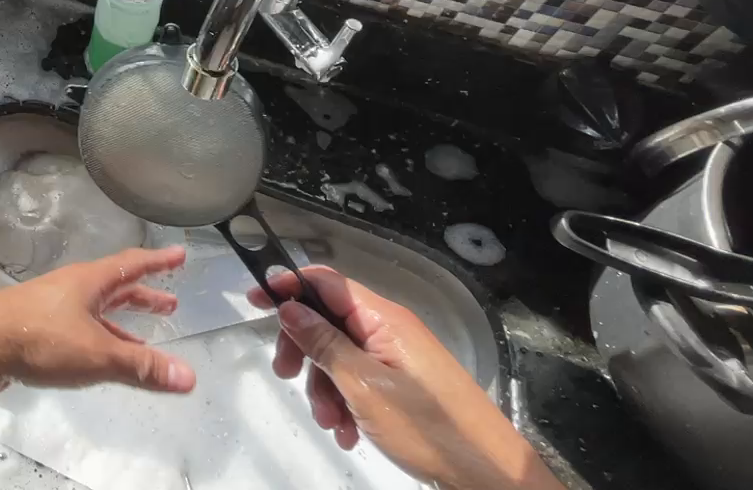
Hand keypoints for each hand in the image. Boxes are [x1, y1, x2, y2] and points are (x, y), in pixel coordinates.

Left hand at [0, 246, 196, 394]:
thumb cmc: (42, 338)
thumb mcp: (98, 354)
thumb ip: (142, 366)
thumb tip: (189, 376)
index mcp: (89, 281)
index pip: (131, 264)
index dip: (158, 261)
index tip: (180, 254)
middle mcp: (73, 286)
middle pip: (115, 286)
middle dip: (144, 295)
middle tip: (171, 303)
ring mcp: (54, 304)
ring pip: (98, 308)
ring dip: (123, 319)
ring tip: (147, 337)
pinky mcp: (40, 324)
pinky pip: (82, 325)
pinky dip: (102, 335)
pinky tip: (105, 356)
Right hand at [250, 267, 563, 489]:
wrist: (496, 485)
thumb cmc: (430, 430)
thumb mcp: (363, 386)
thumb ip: (322, 343)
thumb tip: (289, 307)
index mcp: (383, 319)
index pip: (325, 282)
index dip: (288, 285)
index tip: (256, 301)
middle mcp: (389, 330)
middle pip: (327, 320)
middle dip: (302, 348)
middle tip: (285, 374)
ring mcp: (398, 359)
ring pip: (339, 355)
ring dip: (324, 386)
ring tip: (329, 421)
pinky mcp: (405, 387)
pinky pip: (359, 380)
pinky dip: (346, 401)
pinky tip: (347, 431)